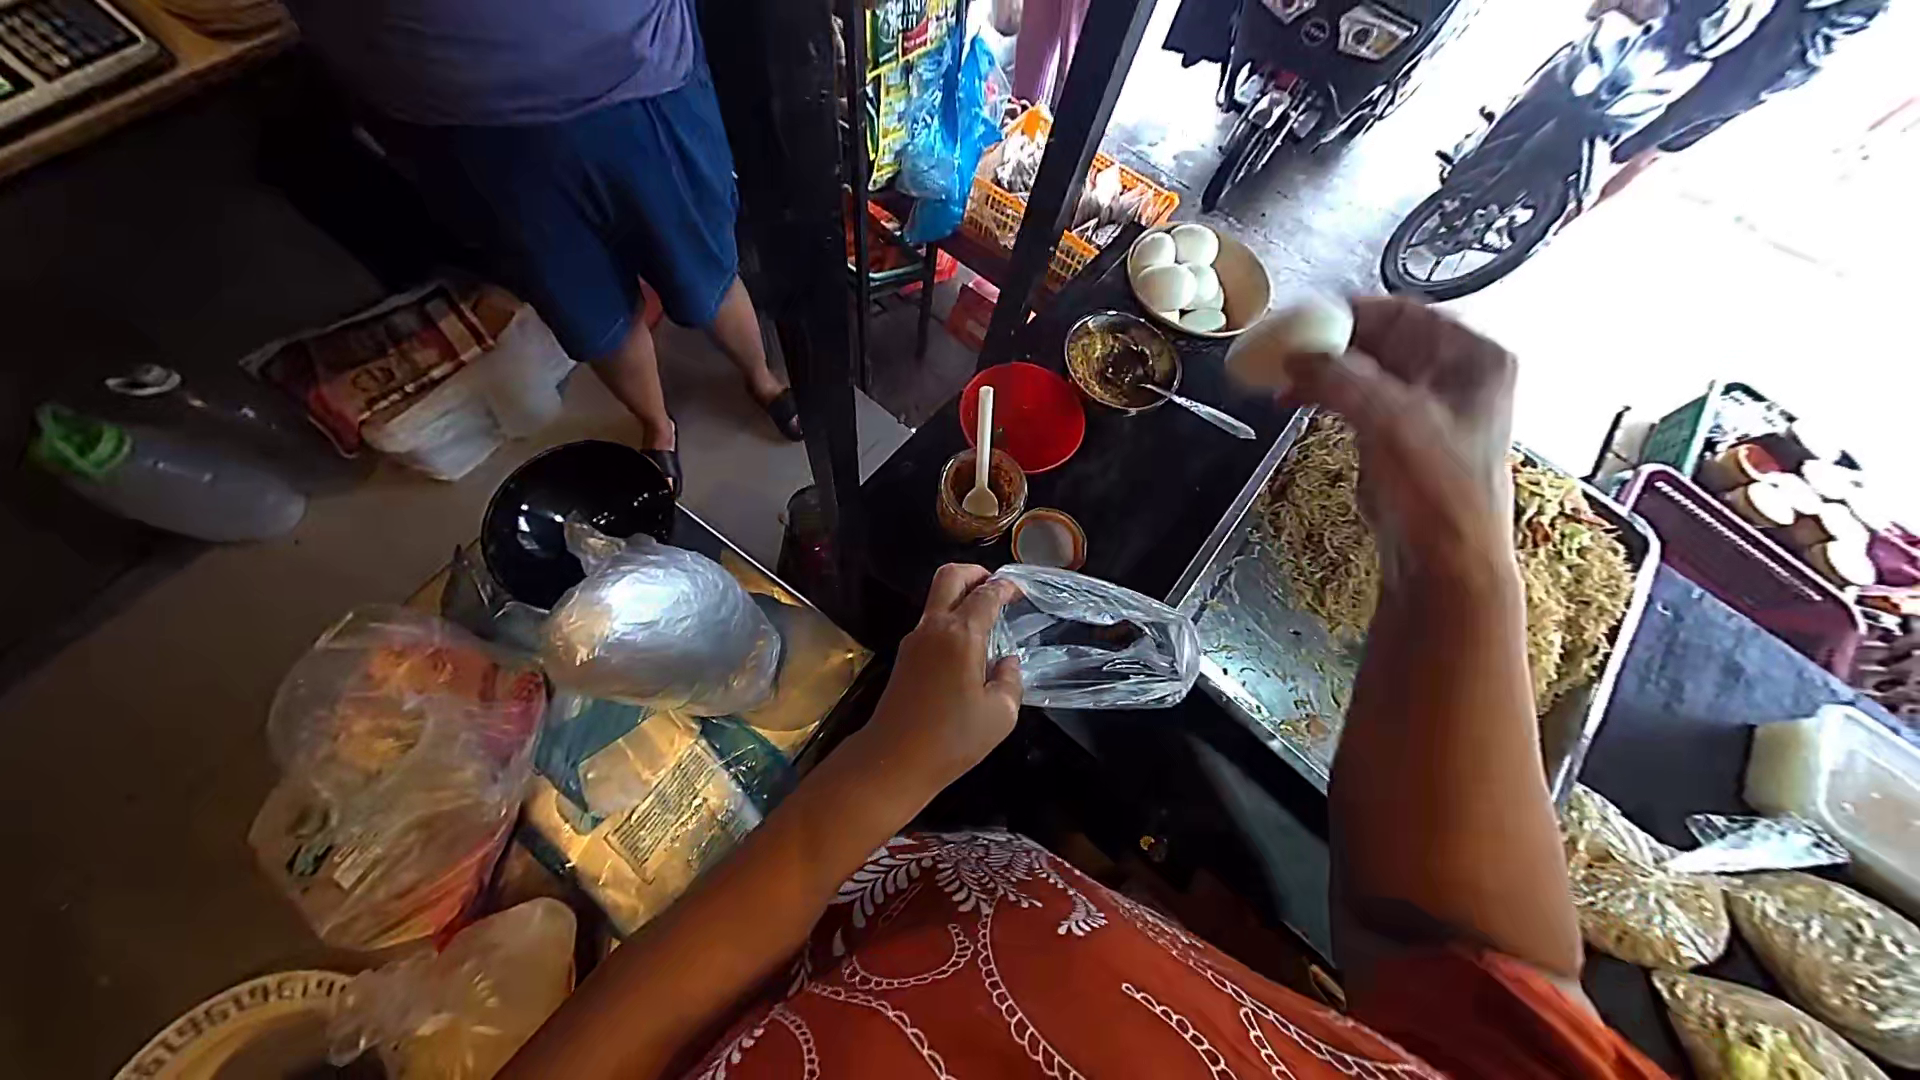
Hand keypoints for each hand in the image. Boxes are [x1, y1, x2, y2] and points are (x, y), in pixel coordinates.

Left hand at [857, 564, 1022, 797]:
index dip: (1006, 586)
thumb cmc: (952, 738)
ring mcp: (915, 639)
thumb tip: (1008, 662)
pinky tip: (969, 647)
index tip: (1020, 590)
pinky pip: (932, 623)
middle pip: (949, 576)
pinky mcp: (905, 655)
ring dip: (961, 597)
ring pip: (937, 599)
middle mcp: (934, 627)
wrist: (894, 760)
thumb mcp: (1001, 714)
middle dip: (975, 573)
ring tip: (988, 619)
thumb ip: (1011, 680)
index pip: (986, 594)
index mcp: (961, 634)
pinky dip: (951, 619)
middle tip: (996, 586)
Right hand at [1283, 297, 1516, 585]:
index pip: (1406, 313)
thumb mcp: (1390, 421)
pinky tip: (1299, 403)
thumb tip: (1294, 357)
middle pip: (1381, 341)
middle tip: (1284, 350)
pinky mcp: (1397, 436)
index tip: (1303, 318)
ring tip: (1283, 380)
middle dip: (1330, 344)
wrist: (1441, 556)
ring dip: (1322, 372)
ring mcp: (1423, 408)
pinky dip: (1325, 397)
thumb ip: (1339, 380)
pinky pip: (1355, 400)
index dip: (1353, 312)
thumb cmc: (1435, 488)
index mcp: (1471, 359)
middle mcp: (1451, 377)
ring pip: (1363, 372)